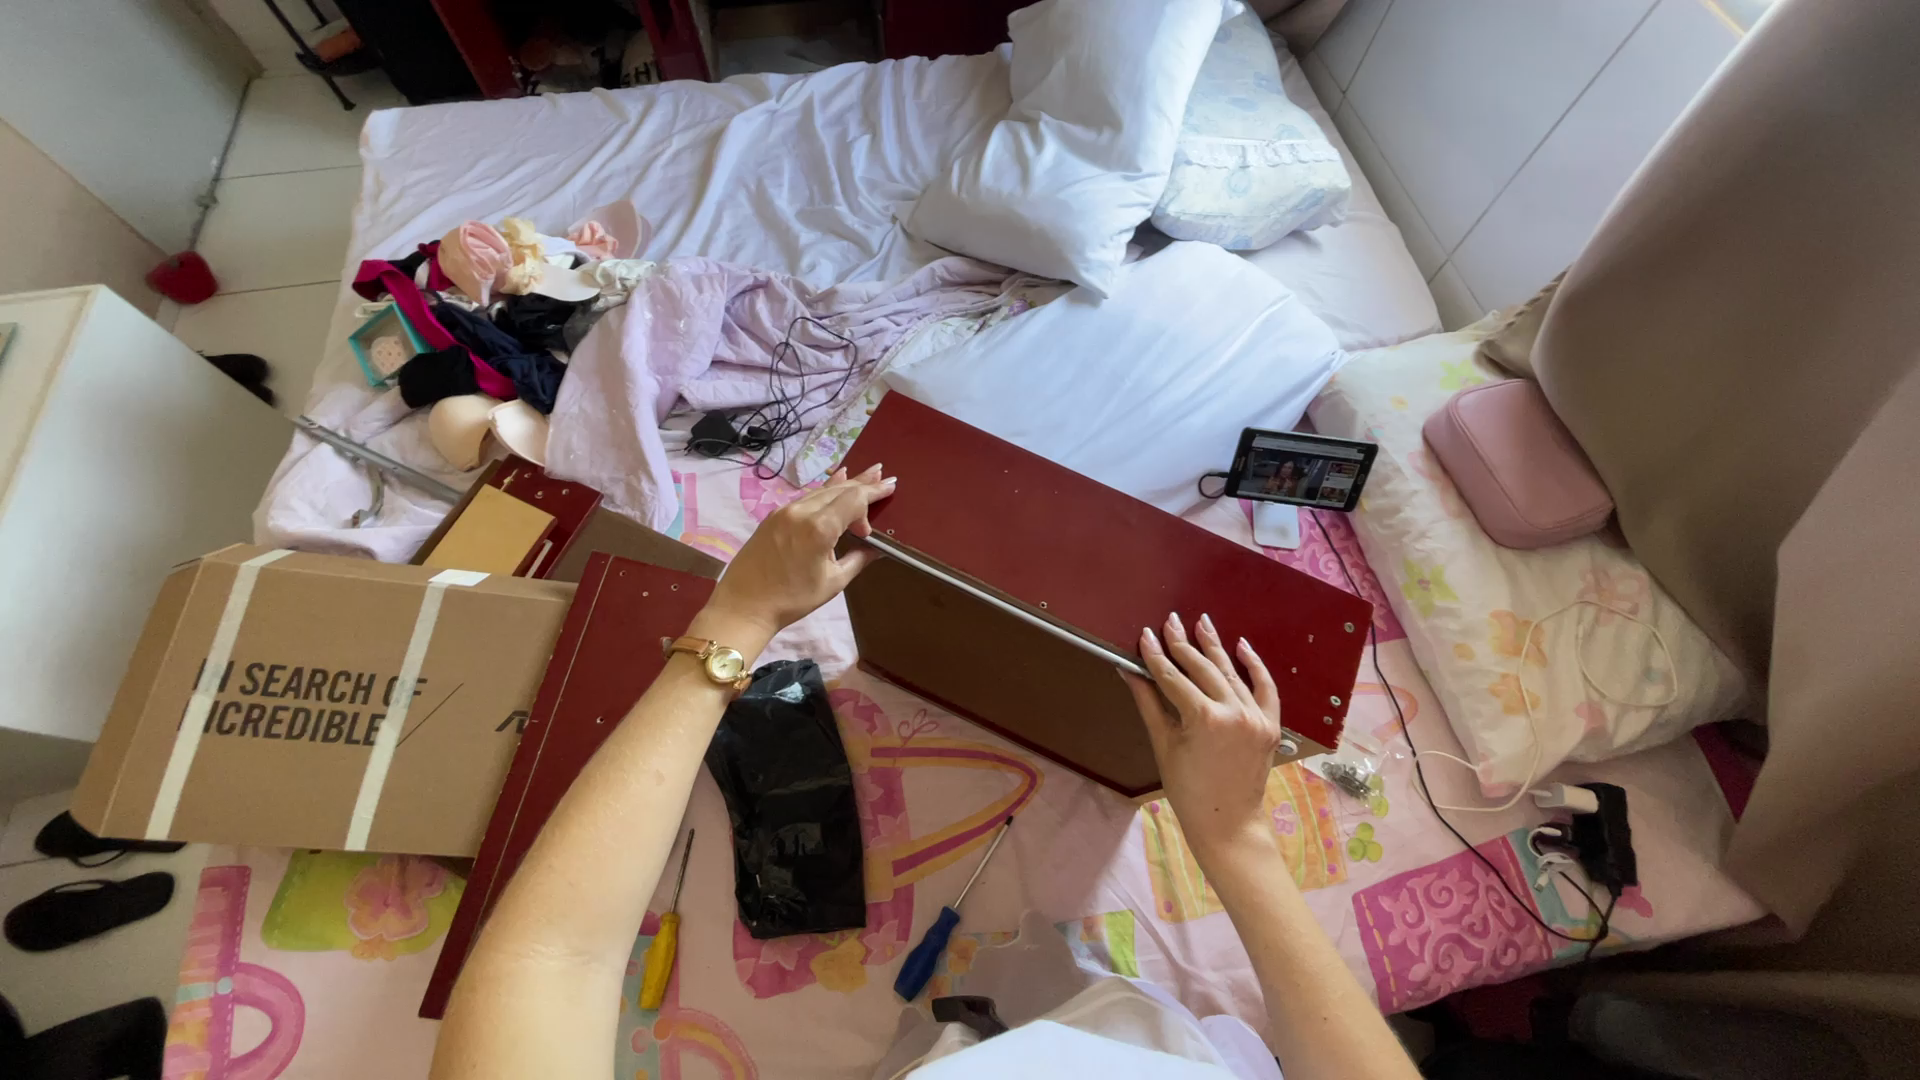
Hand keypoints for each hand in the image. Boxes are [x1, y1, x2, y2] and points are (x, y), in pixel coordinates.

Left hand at [699, 464, 895, 648]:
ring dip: (845, 484)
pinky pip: (806, 496)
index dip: (871, 500)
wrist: (744, 606)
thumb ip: (858, 559)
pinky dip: (825, 490)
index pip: (854, 499)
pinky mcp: (774, 516)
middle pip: (839, 489)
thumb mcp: (833, 582)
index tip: (879, 513)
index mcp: (819, 528)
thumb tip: (877, 549)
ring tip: (867, 474)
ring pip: (822, 490)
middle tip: (885, 476)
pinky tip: (836, 479)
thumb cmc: (792, 599)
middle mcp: (801, 511)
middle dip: (864, 484)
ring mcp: (785, 511)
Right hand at [1125, 612, 1282, 859]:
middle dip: (1183, 644)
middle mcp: (1234, 712)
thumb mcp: (1163, 745)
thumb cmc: (1187, 790)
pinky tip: (1242, 646)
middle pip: (1202, 668)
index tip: (1146, 634)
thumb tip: (1129, 672)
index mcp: (1204, 718)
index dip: (1156, 654)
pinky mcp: (1269, 724)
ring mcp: (1255, 717)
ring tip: (1201, 622)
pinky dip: (1255, 666)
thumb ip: (1149, 702)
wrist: (1228, 823)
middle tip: (1169, 622)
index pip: (1173, 677)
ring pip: (1231, 673)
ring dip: (1215, 646)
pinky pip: (1266, 688)